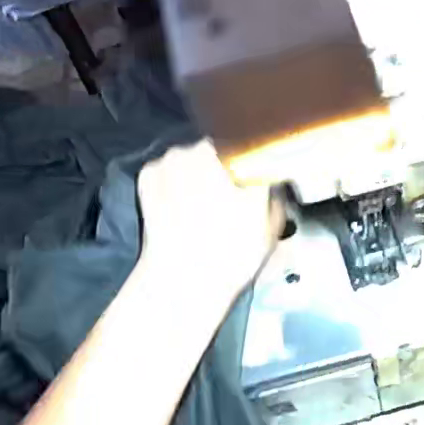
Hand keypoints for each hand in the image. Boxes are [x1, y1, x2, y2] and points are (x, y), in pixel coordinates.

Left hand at [136, 141, 282, 295]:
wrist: (183, 278)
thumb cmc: (234, 254)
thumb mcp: (273, 226)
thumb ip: (274, 194)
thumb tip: (269, 183)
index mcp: (243, 156)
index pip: (254, 149)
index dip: (256, 164)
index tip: (257, 180)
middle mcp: (207, 146)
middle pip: (221, 150)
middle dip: (224, 168)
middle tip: (228, 198)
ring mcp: (173, 157)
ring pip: (191, 158)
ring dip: (197, 174)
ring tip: (201, 207)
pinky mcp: (149, 172)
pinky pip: (167, 170)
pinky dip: (173, 183)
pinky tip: (179, 208)